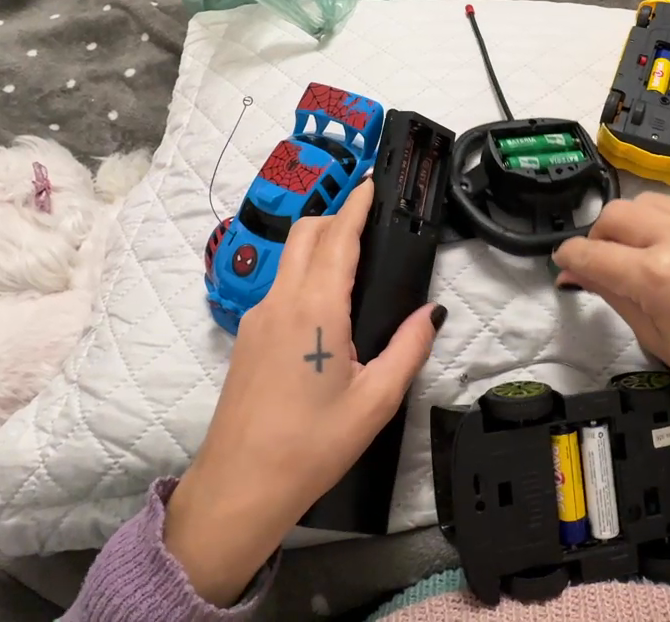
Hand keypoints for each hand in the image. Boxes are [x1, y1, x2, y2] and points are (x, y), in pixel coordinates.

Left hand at [162, 180, 444, 605]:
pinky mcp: (246, 335)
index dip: (357, 204)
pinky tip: (327, 300)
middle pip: (306, 232)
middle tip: (371, 217)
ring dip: (319, 240)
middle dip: (338, 214)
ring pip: (288, 255)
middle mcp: (281, 300)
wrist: (239, 487)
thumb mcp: (375, 401)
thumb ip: (408, 348)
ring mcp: (257, 316)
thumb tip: (431, 312)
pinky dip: (304, 269)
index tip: (374, 182)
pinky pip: (279, 284)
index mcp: (315, 307)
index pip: (337, 235)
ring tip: (355, 255)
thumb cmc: (313, 445)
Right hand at [553, 194, 669, 465]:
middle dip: (600, 237)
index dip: (569, 258)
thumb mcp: (654, 338)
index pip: (590, 252)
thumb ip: (611, 293)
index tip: (565, 263)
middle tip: (606, 262)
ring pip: (650, 202)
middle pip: (615, 214)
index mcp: (657, 277)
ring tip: (648, 255)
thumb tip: (576, 272)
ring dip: (637, 226)